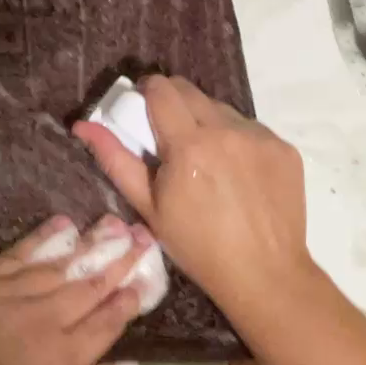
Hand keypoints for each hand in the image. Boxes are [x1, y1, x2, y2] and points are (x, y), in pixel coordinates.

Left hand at [0, 215, 149, 364]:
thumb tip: (126, 362)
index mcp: (64, 360)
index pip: (107, 322)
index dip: (128, 299)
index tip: (145, 278)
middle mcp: (44, 321)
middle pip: (88, 286)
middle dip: (118, 261)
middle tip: (141, 236)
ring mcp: (10, 295)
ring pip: (59, 265)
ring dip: (89, 244)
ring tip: (113, 224)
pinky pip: (18, 252)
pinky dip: (42, 238)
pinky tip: (64, 225)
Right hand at [71, 75, 316, 319]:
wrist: (265, 275)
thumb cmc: (197, 246)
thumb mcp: (148, 206)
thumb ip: (115, 158)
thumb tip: (81, 125)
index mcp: (188, 145)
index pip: (162, 89)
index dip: (148, 91)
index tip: (143, 106)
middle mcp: (226, 131)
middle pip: (190, 90)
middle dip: (173, 102)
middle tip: (169, 134)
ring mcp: (260, 138)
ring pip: (220, 108)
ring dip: (206, 121)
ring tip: (206, 158)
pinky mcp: (284, 148)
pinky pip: (250, 127)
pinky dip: (236, 139)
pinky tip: (236, 171)